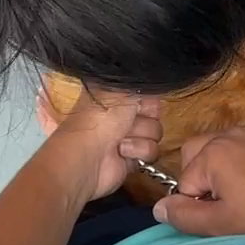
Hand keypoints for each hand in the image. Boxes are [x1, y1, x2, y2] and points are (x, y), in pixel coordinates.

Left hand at [37, 90, 162, 204]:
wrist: (88, 156)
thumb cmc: (100, 118)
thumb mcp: (122, 92)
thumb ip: (141, 86)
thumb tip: (154, 86)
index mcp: (116, 95)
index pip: (146, 92)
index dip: (147, 97)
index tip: (141, 100)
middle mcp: (122, 114)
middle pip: (154, 112)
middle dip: (144, 117)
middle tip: (128, 121)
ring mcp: (128, 136)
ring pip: (155, 132)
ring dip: (140, 135)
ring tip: (120, 140)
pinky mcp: (133, 158)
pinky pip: (151, 152)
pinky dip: (138, 151)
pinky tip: (122, 153)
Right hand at [151, 127, 244, 239]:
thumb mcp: (225, 224)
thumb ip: (186, 216)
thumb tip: (158, 208)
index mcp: (212, 152)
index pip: (184, 182)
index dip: (195, 205)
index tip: (219, 219)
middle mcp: (227, 134)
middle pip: (196, 153)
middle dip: (201, 178)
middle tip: (223, 205)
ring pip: (221, 148)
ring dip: (222, 169)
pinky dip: (244, 162)